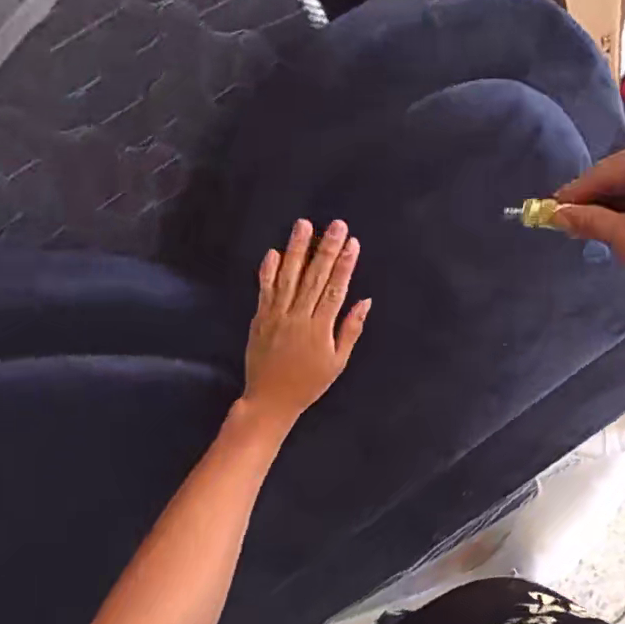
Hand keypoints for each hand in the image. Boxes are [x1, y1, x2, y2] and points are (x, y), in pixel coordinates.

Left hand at [242, 218, 370, 427]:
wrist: (270, 399)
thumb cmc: (308, 383)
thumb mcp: (337, 362)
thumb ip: (350, 330)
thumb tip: (365, 301)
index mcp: (320, 329)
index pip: (335, 289)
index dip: (344, 265)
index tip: (352, 243)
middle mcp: (298, 317)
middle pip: (314, 277)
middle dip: (326, 248)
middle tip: (336, 224)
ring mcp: (276, 316)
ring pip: (288, 277)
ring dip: (296, 250)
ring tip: (303, 225)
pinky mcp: (259, 318)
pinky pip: (264, 290)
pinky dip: (268, 271)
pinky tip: (273, 252)